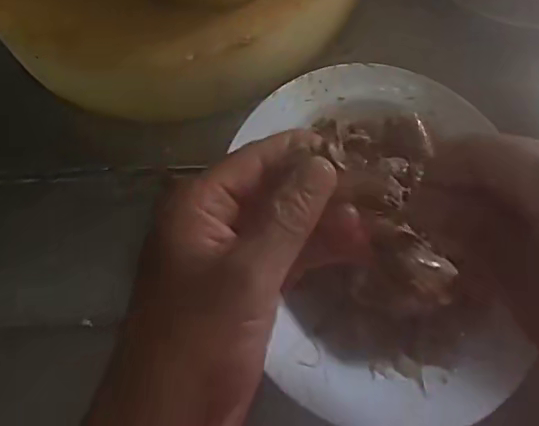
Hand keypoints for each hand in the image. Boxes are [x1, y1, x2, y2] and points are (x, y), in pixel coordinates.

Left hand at [84, 131, 364, 425]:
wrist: (167, 420)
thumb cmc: (199, 337)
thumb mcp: (247, 274)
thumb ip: (286, 216)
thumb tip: (322, 163)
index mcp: (199, 203)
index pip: (254, 160)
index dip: (298, 150)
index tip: (345, 142)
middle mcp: (211, 221)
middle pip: (270, 192)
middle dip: (317, 190)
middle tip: (370, 186)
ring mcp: (226, 258)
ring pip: (280, 226)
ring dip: (322, 224)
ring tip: (371, 221)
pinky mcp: (242, 292)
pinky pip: (281, 258)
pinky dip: (313, 254)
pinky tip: (351, 250)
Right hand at [412, 135, 538, 425]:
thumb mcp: (521, 281)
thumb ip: (471, 230)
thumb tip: (425, 201)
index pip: (473, 148)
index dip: (438, 171)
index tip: (414, 205)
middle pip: (503, 154)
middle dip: (466, 183)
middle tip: (442, 226)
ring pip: (531, 170)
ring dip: (498, 195)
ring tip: (480, 239)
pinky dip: (531, 206)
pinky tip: (527, 245)